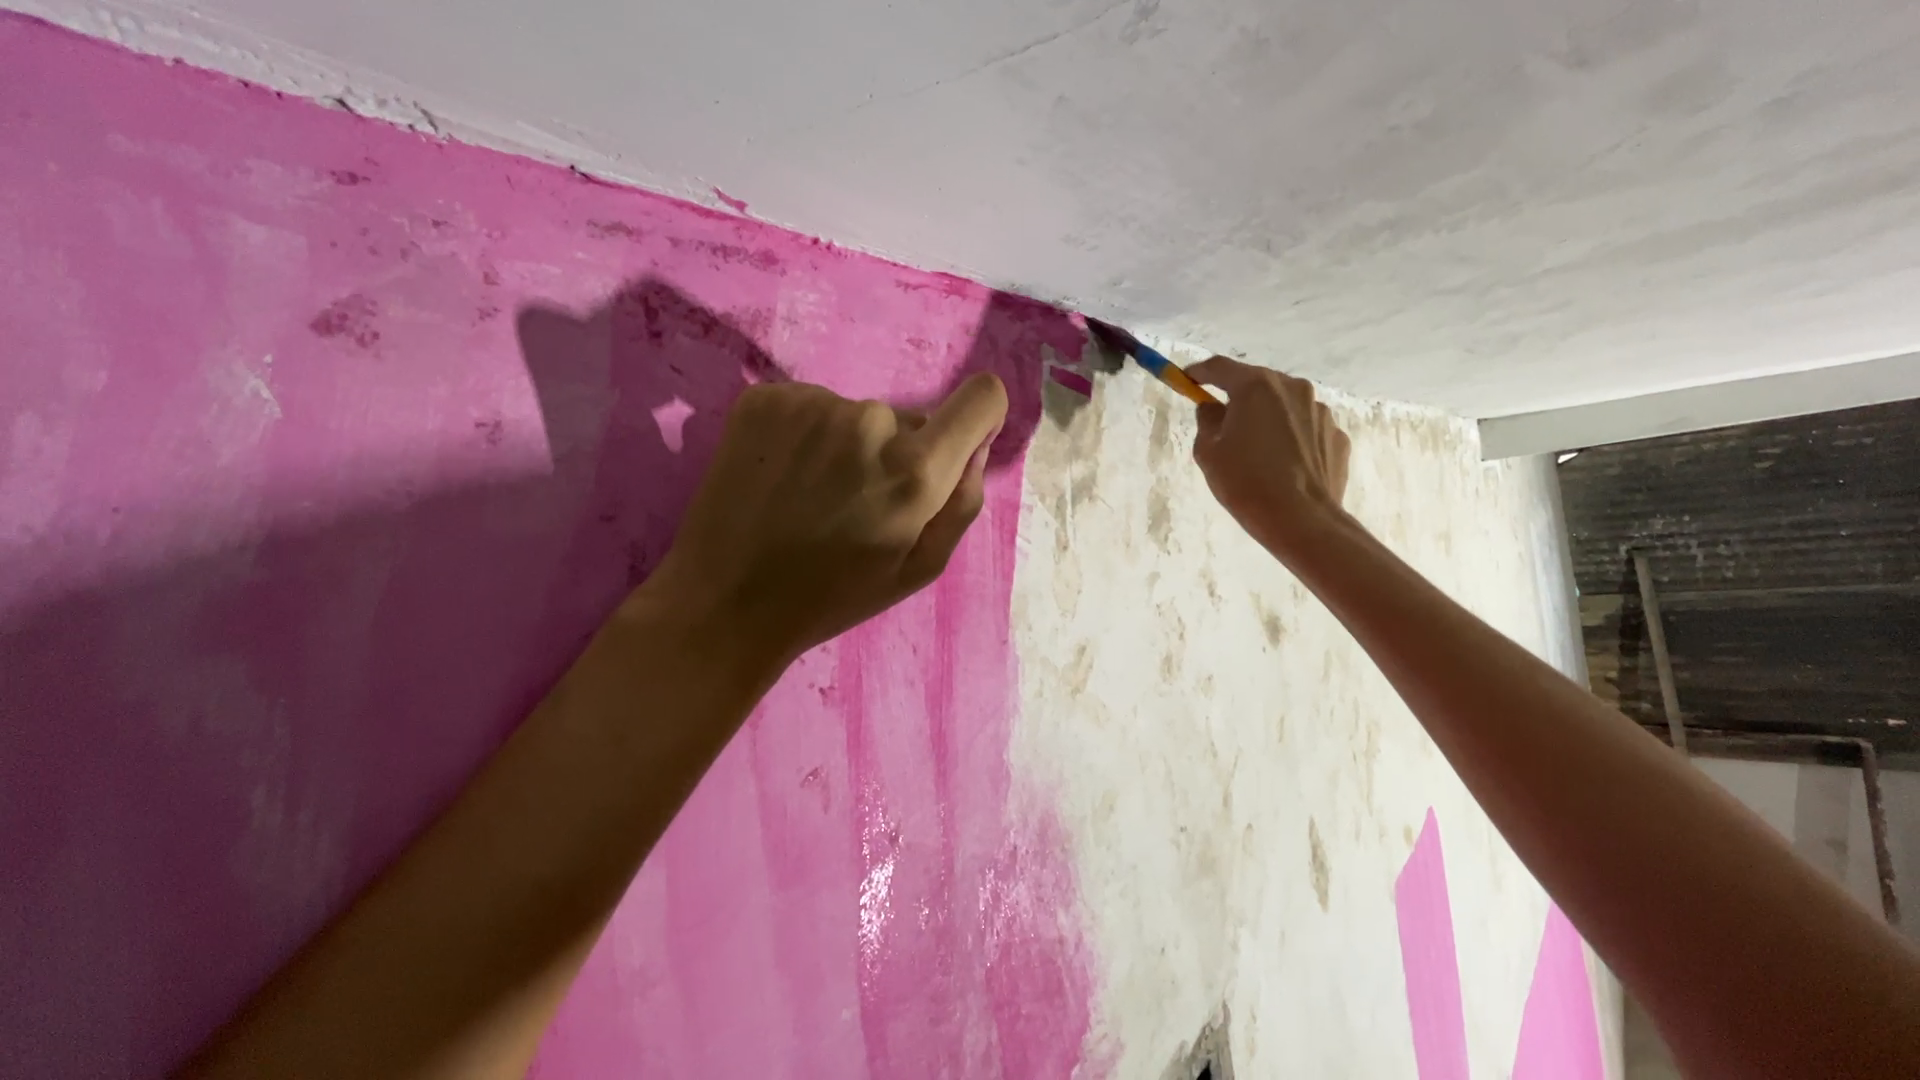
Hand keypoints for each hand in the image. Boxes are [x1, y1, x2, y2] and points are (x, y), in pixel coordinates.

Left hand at [639, 373, 1007, 666]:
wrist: (725, 600)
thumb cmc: (831, 596)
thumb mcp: (919, 570)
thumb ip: (962, 503)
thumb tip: (974, 448)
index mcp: (914, 471)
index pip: (981, 398)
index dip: (978, 418)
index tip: (956, 445)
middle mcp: (869, 420)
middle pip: (907, 421)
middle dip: (893, 456)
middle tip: (851, 506)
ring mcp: (812, 403)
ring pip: (854, 416)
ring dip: (843, 448)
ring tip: (806, 498)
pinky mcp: (764, 398)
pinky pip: (809, 408)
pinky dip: (802, 437)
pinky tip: (778, 479)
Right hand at [1187, 357, 1350, 553]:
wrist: (1301, 520)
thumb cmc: (1246, 482)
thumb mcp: (1208, 452)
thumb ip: (1207, 420)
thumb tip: (1213, 408)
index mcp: (1257, 387)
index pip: (1221, 368)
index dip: (1200, 372)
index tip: (1188, 380)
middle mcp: (1293, 388)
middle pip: (1258, 384)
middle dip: (1240, 398)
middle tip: (1225, 424)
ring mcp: (1321, 411)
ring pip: (1285, 407)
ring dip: (1269, 419)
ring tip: (1260, 453)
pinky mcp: (1337, 435)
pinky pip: (1306, 430)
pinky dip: (1292, 439)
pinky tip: (1285, 466)